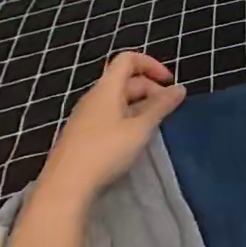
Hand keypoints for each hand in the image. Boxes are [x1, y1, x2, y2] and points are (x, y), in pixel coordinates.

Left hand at [38, 52, 186, 193]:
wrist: (66, 186)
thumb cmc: (105, 151)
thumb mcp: (140, 128)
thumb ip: (161, 107)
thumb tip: (179, 88)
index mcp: (106, 89)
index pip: (128, 60)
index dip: (151, 64)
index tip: (169, 83)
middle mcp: (94, 97)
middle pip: (126, 81)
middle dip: (151, 89)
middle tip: (169, 110)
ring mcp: (87, 116)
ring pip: (119, 100)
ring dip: (142, 106)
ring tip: (156, 125)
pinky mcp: (84, 134)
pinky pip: (111, 116)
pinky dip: (129, 119)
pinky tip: (136, 138)